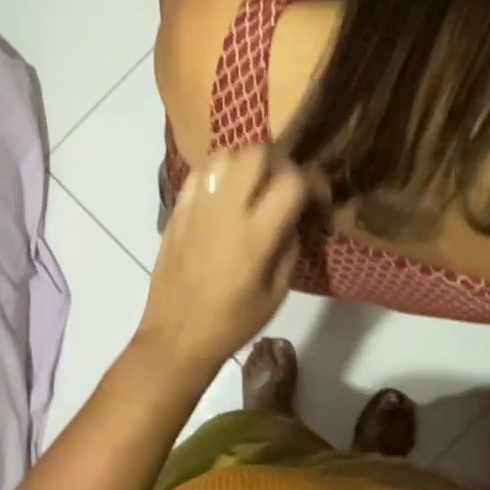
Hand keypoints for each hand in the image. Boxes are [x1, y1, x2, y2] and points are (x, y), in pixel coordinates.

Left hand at [136, 147, 309, 372]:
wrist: (176, 336)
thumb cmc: (233, 323)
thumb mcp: (277, 293)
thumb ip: (289, 246)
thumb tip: (294, 216)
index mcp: (255, 237)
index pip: (291, 180)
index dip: (310, 180)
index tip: (313, 196)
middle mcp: (225, 213)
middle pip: (255, 152)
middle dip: (275, 161)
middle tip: (280, 184)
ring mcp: (196, 208)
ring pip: (223, 155)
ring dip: (243, 163)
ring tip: (250, 186)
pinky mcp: (176, 212)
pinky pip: (198, 174)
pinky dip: (216, 175)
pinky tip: (222, 196)